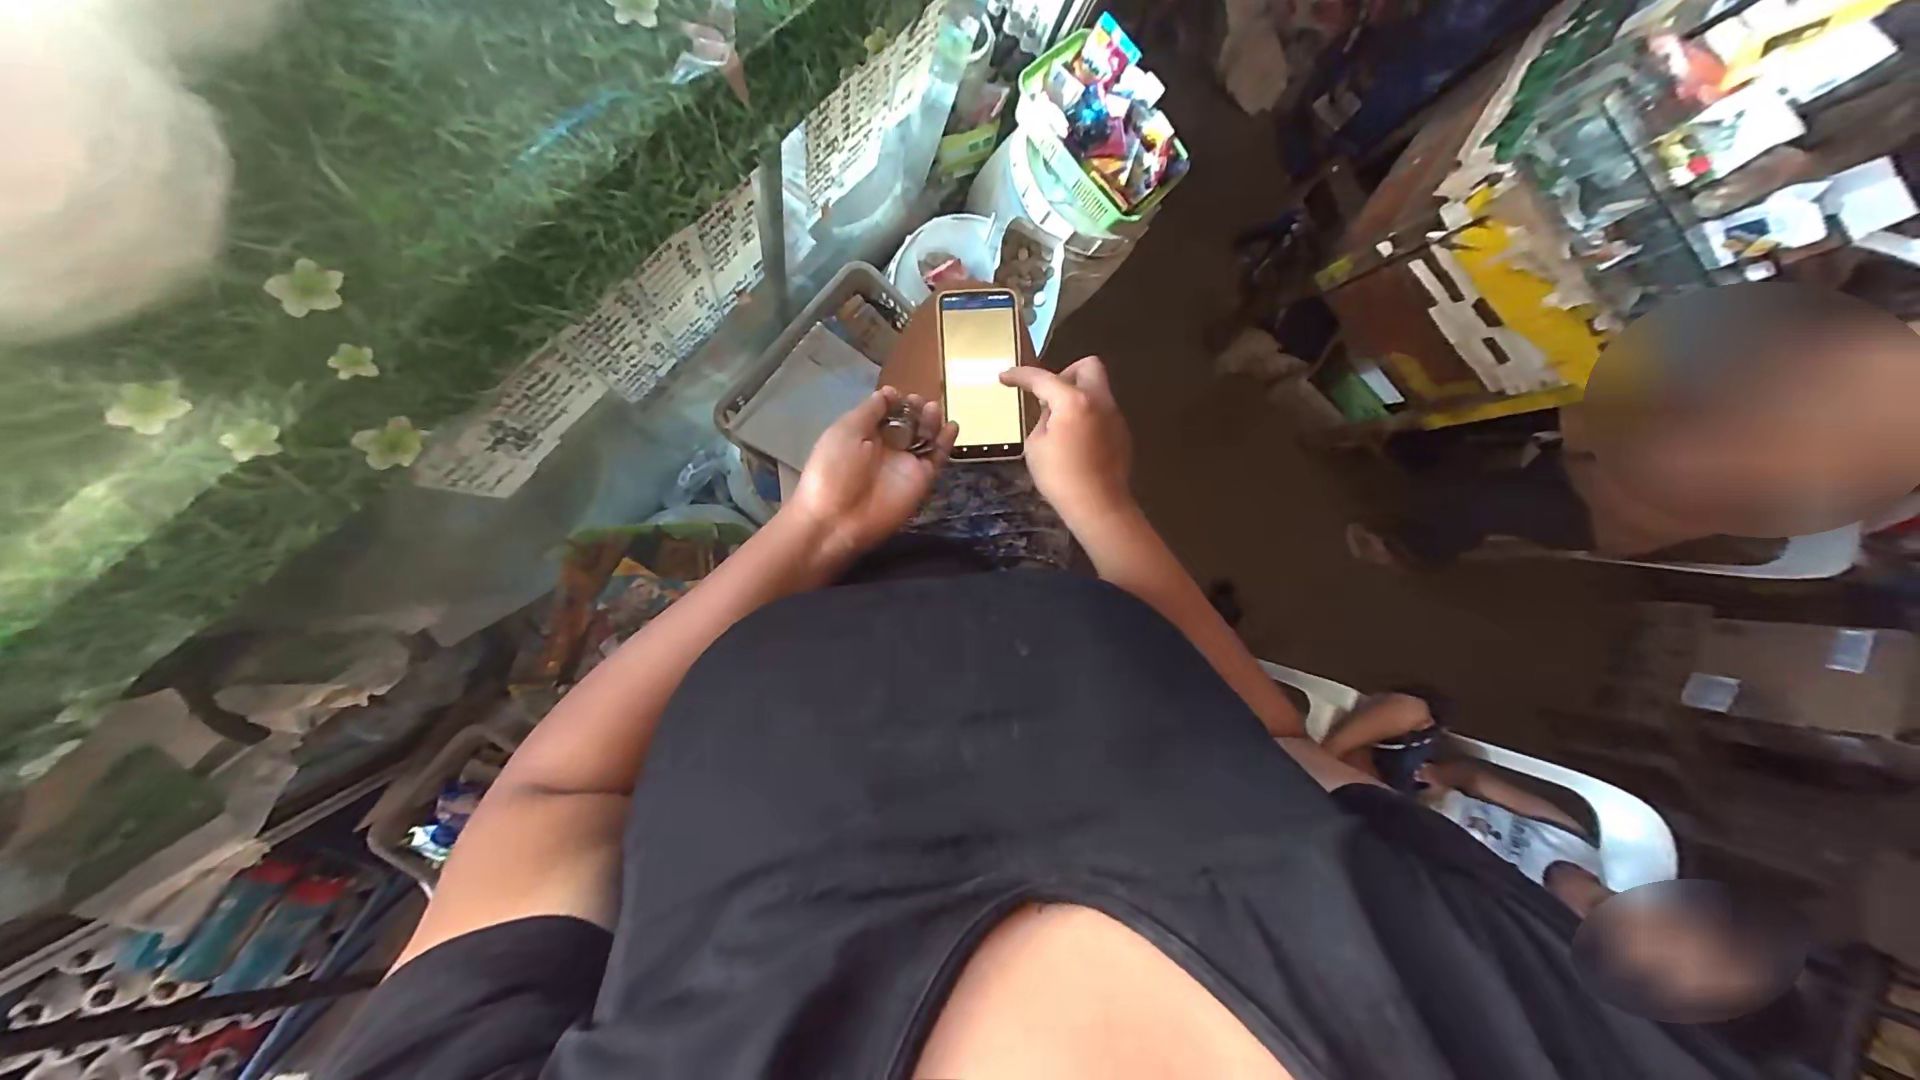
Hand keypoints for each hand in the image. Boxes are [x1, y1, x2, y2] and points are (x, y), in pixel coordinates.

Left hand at [786, 386, 956, 567]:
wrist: (839, 519)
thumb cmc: (834, 469)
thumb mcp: (846, 431)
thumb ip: (869, 411)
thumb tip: (889, 392)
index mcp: (863, 435)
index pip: (885, 412)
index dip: (894, 401)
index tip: (898, 394)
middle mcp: (887, 448)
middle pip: (908, 422)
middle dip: (914, 409)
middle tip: (919, 402)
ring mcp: (905, 464)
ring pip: (925, 437)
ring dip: (930, 421)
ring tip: (932, 409)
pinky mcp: (922, 479)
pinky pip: (937, 458)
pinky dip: (946, 442)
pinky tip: (952, 426)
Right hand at [1000, 357, 1132, 523]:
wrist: (1098, 505)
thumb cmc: (1060, 477)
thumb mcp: (1035, 446)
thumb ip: (1043, 419)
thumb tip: (1052, 413)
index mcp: (1073, 401)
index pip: (1042, 378)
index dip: (1020, 375)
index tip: (1005, 377)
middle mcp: (1099, 400)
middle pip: (1087, 366)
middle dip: (1065, 373)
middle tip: (1049, 395)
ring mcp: (1115, 416)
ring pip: (1097, 390)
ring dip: (1077, 396)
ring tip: (1060, 423)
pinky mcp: (1122, 433)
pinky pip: (1102, 412)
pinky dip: (1087, 415)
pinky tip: (1076, 441)